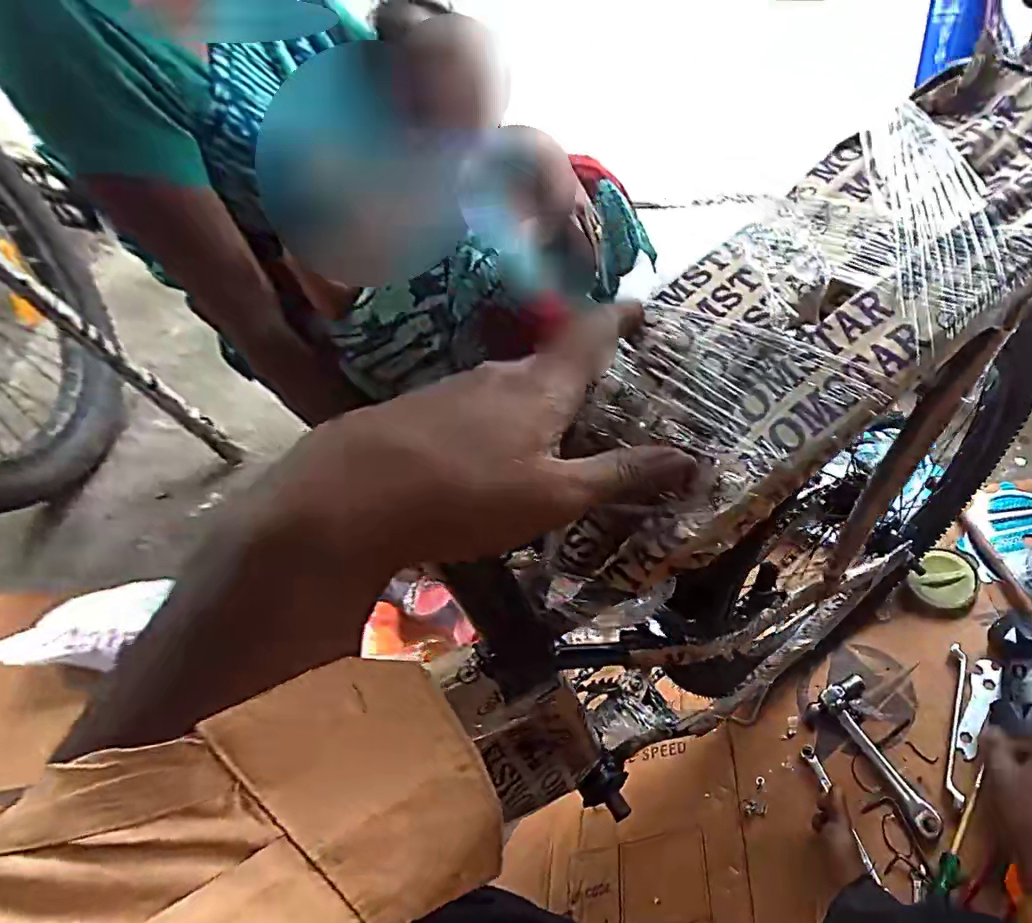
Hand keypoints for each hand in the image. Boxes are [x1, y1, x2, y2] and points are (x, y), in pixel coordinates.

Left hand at [55, 303, 695, 759]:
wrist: (341, 503)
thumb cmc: (466, 495)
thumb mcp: (556, 495)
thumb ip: (621, 475)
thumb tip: (690, 461)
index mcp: (541, 385)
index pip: (592, 332)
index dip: (623, 318)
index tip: (647, 311)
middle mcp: (499, 374)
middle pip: (554, 360)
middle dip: (589, 371)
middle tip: (619, 394)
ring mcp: (453, 391)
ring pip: (515, 387)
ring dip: (546, 402)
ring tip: (568, 432)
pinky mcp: (420, 414)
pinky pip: (481, 409)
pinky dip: (507, 423)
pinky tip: (502, 458)